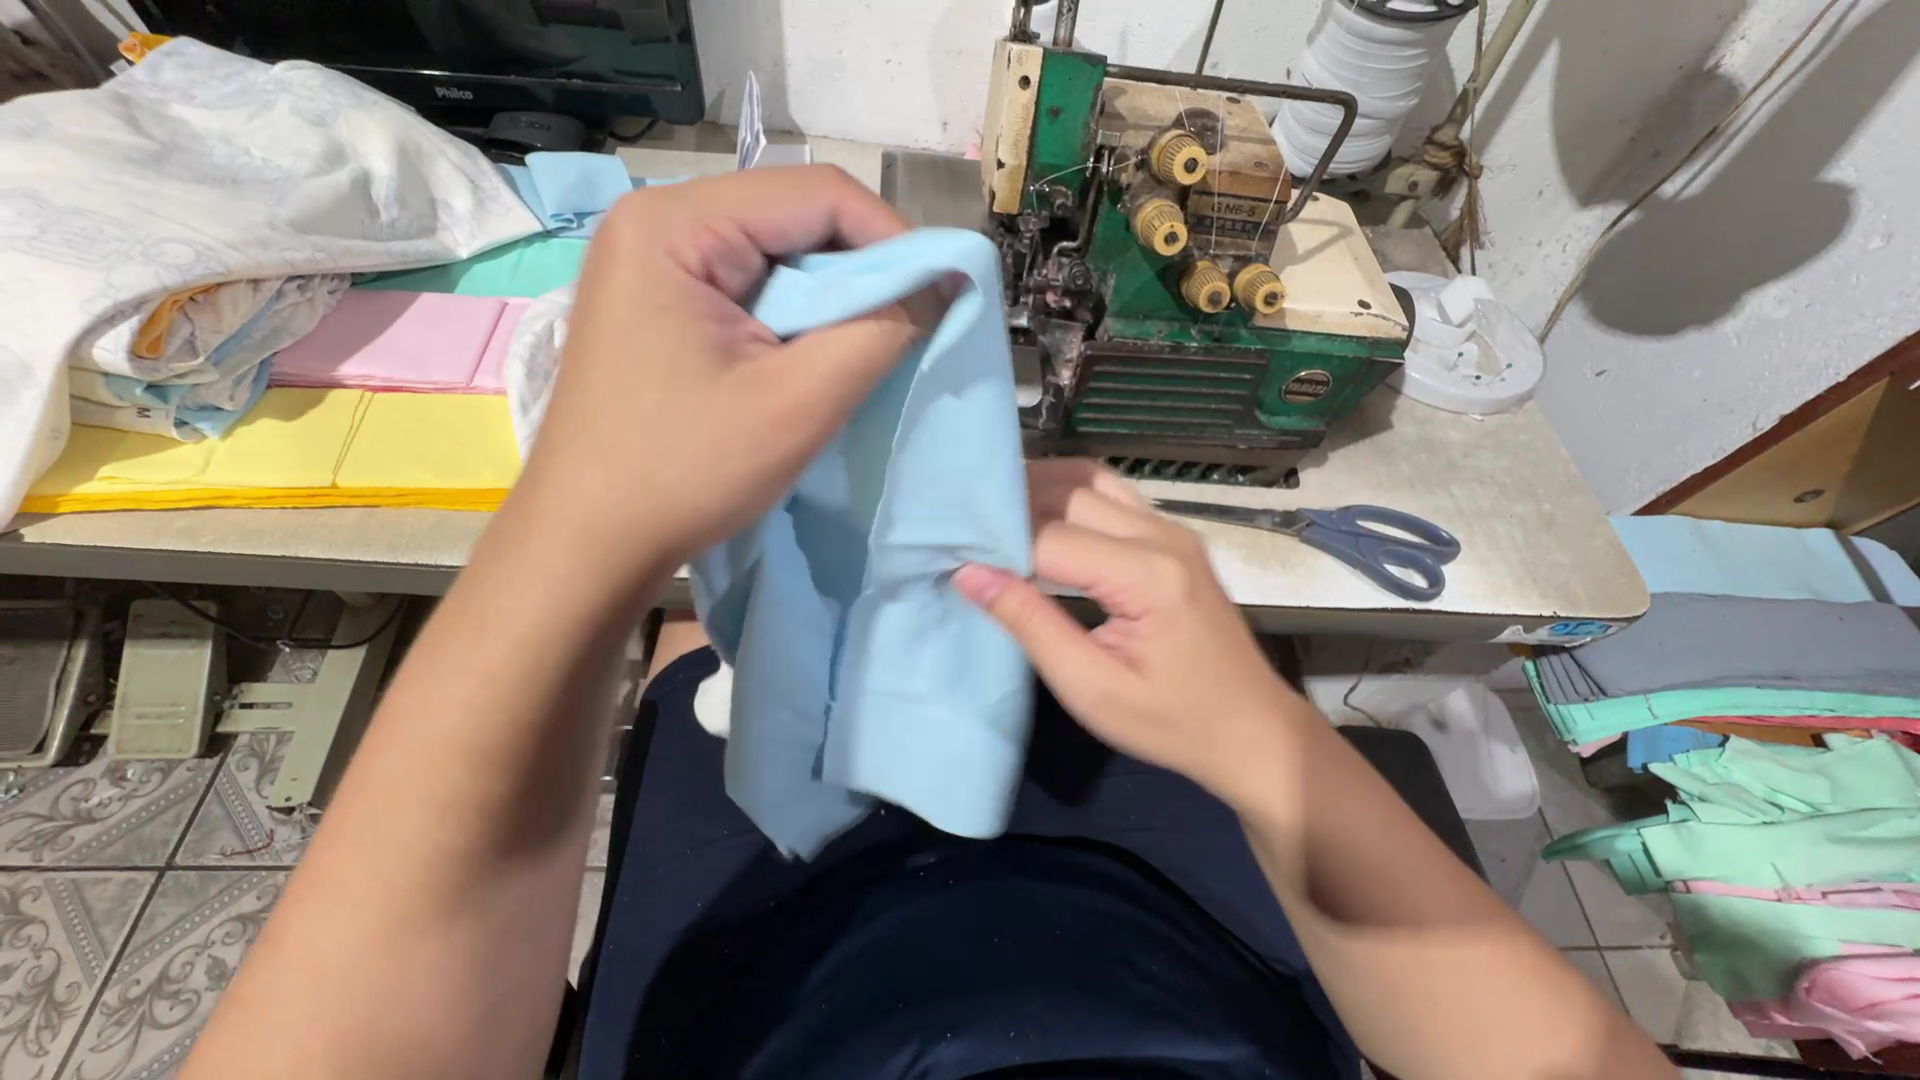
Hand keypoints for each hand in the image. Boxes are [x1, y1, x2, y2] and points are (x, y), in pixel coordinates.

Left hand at [506, 166, 945, 591]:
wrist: (589, 540)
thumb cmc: (684, 472)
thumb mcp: (798, 403)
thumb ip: (882, 331)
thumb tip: (944, 282)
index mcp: (675, 224)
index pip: (817, 193)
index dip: (892, 238)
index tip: (939, 296)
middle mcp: (655, 222)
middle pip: (794, 217)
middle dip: (860, 273)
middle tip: (902, 333)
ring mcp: (650, 262)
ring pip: (776, 254)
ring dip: (829, 300)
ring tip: (857, 354)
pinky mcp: (656, 303)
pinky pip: (749, 287)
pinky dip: (794, 319)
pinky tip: (807, 362)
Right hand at [953, 460, 1314, 800]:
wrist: (1252, 730)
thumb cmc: (1172, 722)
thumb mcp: (1091, 688)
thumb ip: (1030, 624)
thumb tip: (968, 573)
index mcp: (1146, 575)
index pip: (1049, 537)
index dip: (996, 543)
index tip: (950, 551)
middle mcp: (1163, 535)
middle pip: (1069, 494)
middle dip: (1011, 505)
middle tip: (961, 528)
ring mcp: (1173, 530)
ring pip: (1091, 480)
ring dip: (1040, 488)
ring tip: (993, 516)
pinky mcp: (1174, 536)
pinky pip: (1112, 493)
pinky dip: (1069, 495)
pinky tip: (1039, 517)